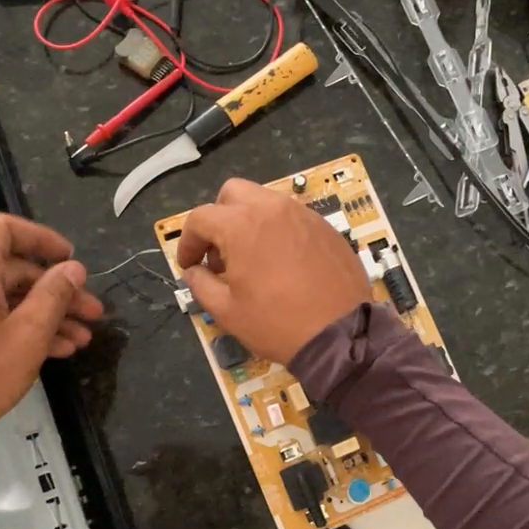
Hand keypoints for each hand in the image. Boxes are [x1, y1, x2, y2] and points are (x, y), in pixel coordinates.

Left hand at [0, 214, 103, 459]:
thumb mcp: (26, 338)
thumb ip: (54, 297)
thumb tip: (72, 269)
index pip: (4, 228)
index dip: (42, 239)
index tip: (71, 261)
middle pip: (5, 266)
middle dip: (52, 290)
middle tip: (90, 315)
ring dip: (36, 311)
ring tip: (75, 340)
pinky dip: (8, 321)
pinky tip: (44, 349)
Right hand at [176, 178, 368, 362]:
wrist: (341, 334)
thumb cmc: (277, 323)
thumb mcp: (228, 311)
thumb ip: (201, 285)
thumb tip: (193, 272)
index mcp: (242, 224)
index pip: (200, 218)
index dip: (187, 242)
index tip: (189, 265)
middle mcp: (272, 208)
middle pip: (233, 194)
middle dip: (219, 219)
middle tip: (220, 254)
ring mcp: (304, 214)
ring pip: (266, 202)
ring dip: (249, 222)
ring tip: (252, 261)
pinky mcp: (326, 227)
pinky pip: (293, 218)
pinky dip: (278, 231)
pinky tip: (283, 264)